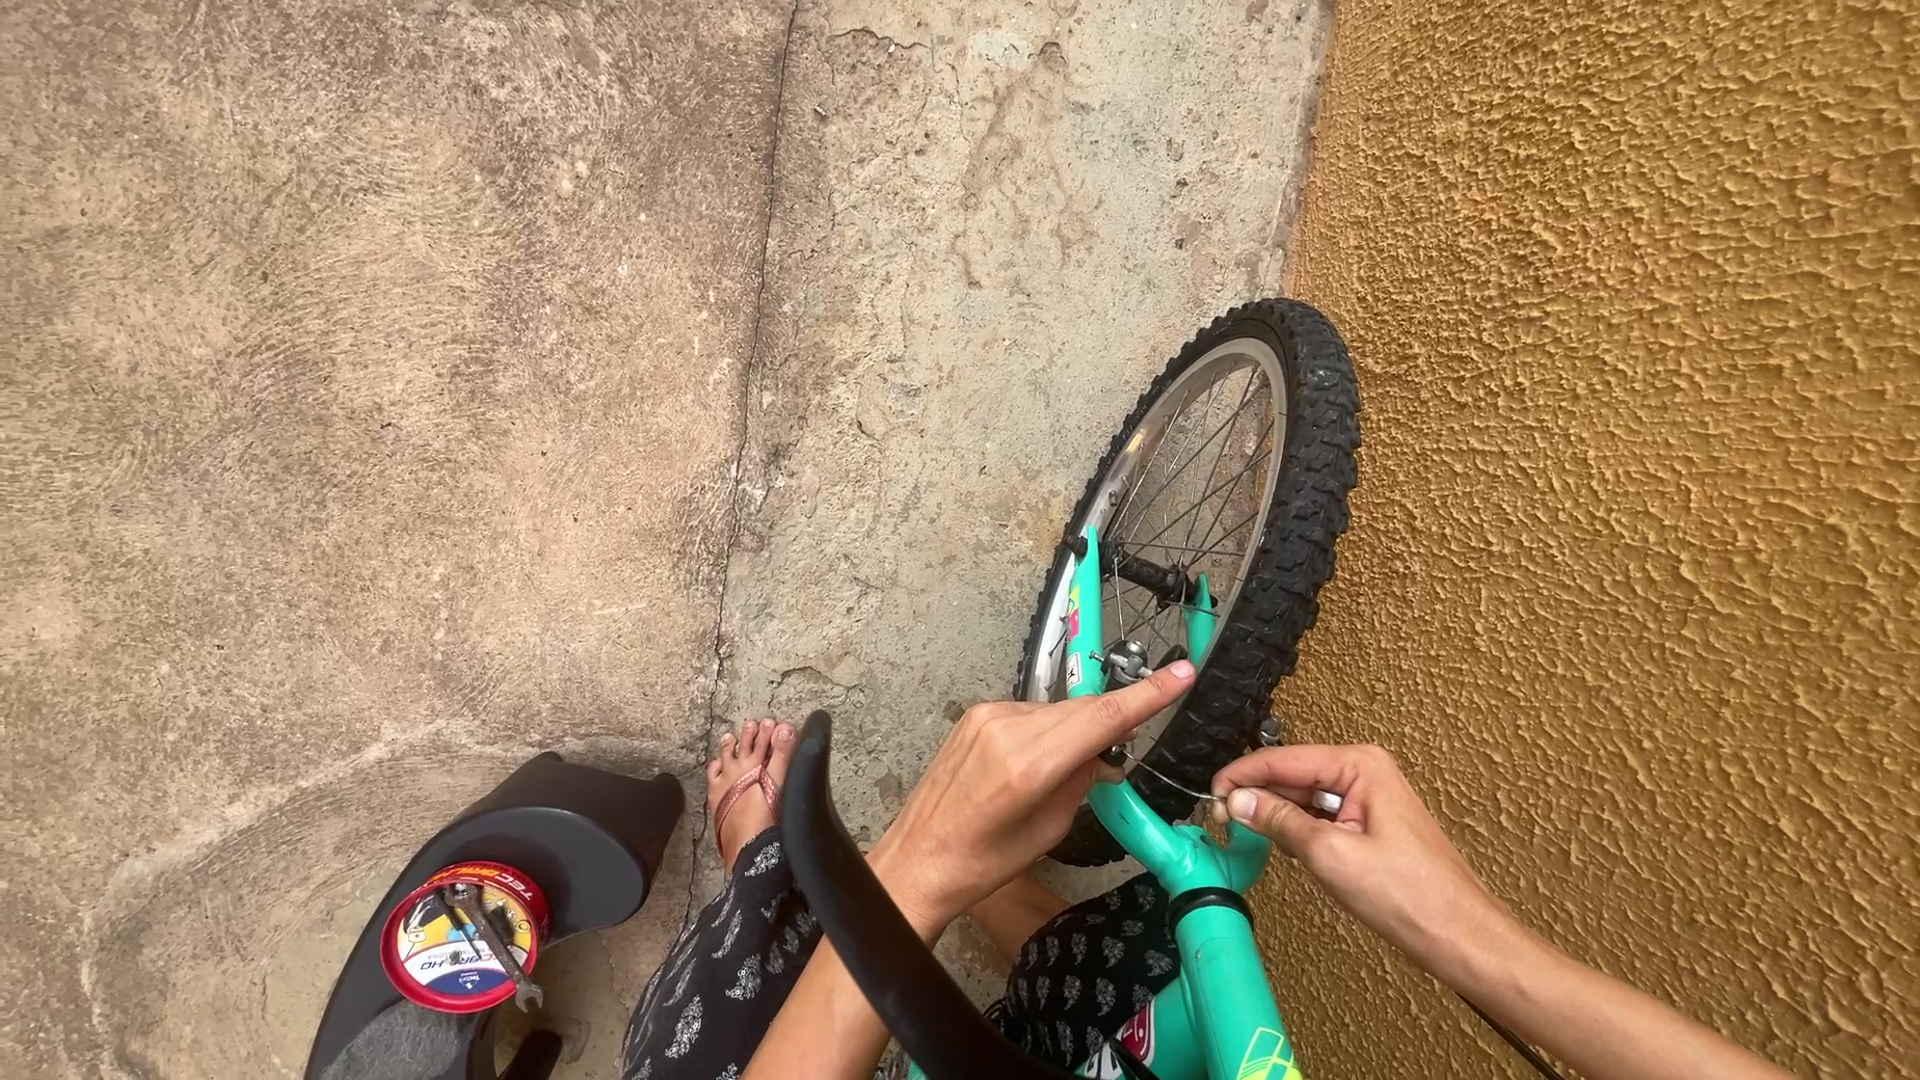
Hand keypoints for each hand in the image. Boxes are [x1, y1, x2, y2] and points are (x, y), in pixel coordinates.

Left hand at [870, 662, 1196, 932]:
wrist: (918, 858)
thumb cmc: (983, 860)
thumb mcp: (1050, 829)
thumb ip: (1082, 781)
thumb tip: (1105, 754)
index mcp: (1029, 763)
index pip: (1102, 717)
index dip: (1148, 694)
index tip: (1182, 672)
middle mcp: (1007, 728)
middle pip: (1081, 709)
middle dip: (1109, 721)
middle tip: (1124, 745)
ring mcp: (986, 716)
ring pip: (1056, 709)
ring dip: (1074, 728)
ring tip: (1068, 766)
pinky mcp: (974, 715)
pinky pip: (1029, 712)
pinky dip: (1046, 729)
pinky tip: (1038, 759)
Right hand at [1211, 744, 1513, 977]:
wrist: (1462, 940)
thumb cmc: (1411, 897)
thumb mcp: (1329, 854)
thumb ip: (1278, 820)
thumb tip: (1237, 800)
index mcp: (1359, 765)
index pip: (1282, 759)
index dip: (1242, 776)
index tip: (1211, 794)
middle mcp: (1363, 770)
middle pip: (1290, 774)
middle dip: (1256, 794)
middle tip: (1221, 817)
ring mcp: (1366, 795)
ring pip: (1301, 795)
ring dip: (1274, 813)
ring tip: (1244, 830)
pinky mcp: (1366, 820)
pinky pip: (1317, 813)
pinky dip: (1295, 827)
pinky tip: (1281, 842)